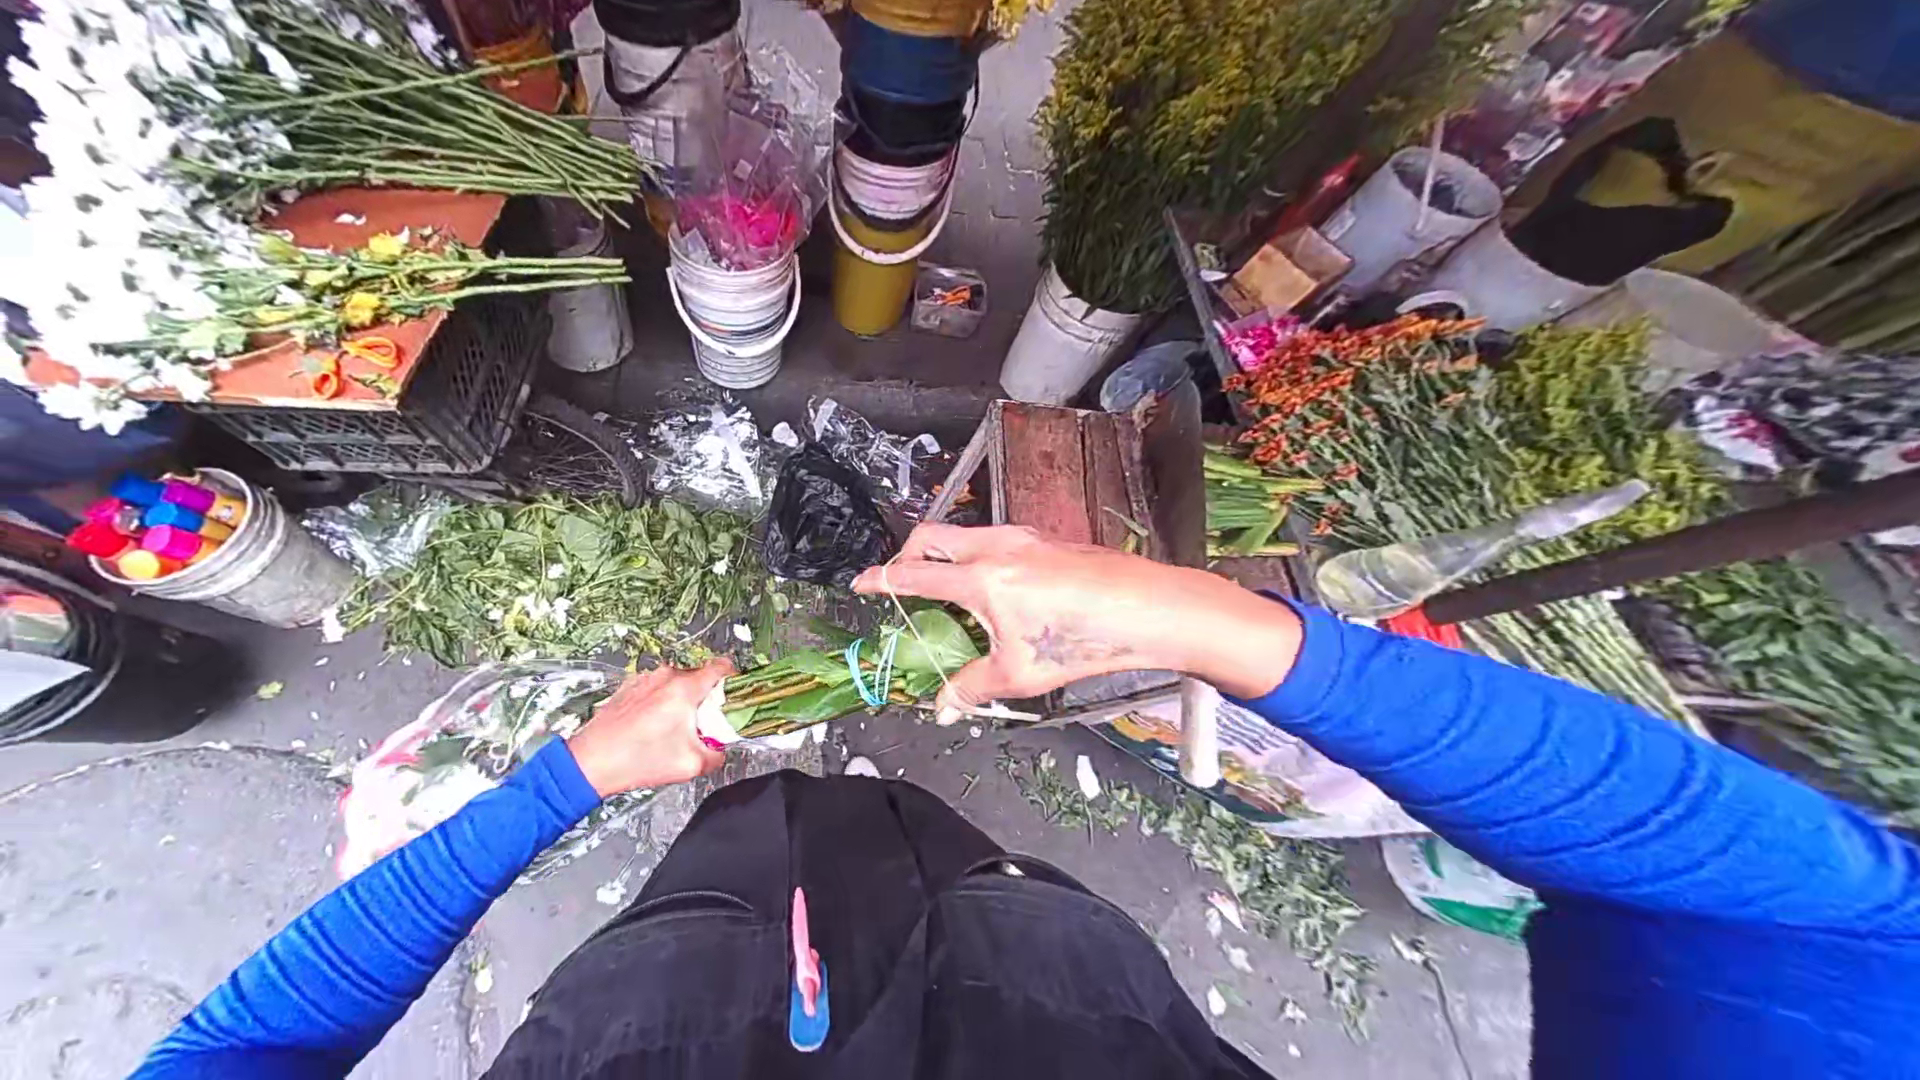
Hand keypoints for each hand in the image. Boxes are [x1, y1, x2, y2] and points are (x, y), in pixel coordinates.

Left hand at [568, 660, 731, 796]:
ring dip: (683, 700)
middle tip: (703, 723)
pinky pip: (657, 688)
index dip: (735, 679)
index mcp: (685, 688)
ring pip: (678, 683)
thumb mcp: (690, 765)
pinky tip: (653, 726)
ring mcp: (645, 679)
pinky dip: (662, 701)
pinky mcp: (629, 686)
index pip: (723, 667)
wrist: (589, 763)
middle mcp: (666, 676)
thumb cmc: (638, 761)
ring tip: (674, 727)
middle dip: (707, 698)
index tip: (734, 696)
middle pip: (700, 677)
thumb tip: (723, 748)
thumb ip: (718, 754)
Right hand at [851, 524, 1301, 721]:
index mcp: (980, 577)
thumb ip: (972, 688)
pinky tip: (999, 585)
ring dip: (946, 552)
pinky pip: (996, 537)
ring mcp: (1024, 535)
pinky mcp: (1046, 537)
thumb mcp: (1020, 673)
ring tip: (952, 588)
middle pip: (932, 535)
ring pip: (966, 532)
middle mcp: (996, 545)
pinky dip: (978, 554)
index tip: (861, 582)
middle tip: (903, 580)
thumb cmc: (1081, 640)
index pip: (914, 573)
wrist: (1148, 608)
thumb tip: (943, 708)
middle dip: (908, 553)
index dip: (881, 579)